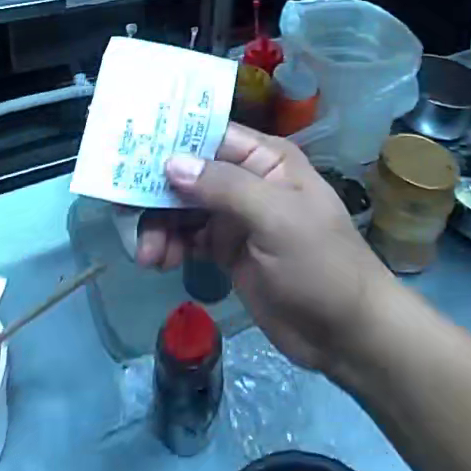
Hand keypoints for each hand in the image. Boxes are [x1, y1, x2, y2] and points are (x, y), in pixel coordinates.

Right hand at [136, 123, 393, 372]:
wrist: (347, 334)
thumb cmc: (321, 264)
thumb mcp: (276, 219)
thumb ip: (224, 187)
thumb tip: (170, 162)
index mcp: (266, 160)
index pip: (211, 136)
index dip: (172, 139)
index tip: (129, 146)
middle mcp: (248, 181)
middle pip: (190, 173)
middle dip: (158, 189)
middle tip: (123, 205)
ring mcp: (236, 217)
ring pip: (183, 208)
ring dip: (159, 225)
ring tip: (147, 254)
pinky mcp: (228, 250)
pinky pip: (188, 238)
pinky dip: (170, 246)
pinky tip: (158, 263)